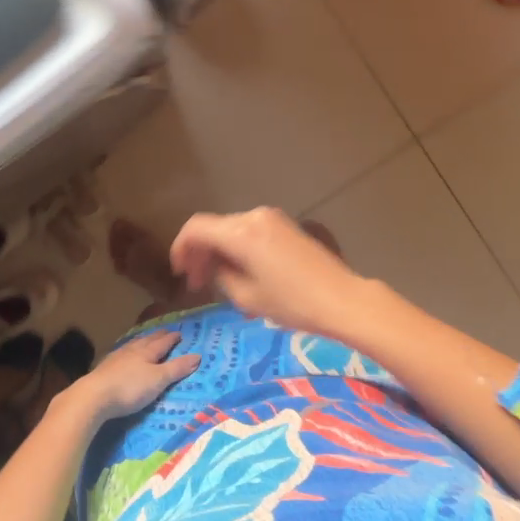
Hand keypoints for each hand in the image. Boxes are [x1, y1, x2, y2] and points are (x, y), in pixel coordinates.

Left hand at [65, 330, 199, 422]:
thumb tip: (197, 356)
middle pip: (147, 340)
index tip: (179, 333)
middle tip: (165, 331)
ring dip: (141, 342)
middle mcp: (132, 350)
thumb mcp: (158, 380)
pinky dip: (127, 352)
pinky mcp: (104, 368)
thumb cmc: (130, 388)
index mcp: (147, 352)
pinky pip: (121, 354)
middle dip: (158, 336)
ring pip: (132, 345)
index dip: (172, 338)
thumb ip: (176, 369)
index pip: (163, 342)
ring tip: (145, 339)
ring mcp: (116, 358)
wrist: (94, 396)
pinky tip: (123, 356)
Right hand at [169, 207, 375, 340]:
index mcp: (241, 233)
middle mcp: (254, 217)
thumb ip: (221, 275)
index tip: (178, 271)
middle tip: (196, 283)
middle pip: (214, 227)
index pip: (196, 228)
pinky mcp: (285, 226)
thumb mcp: (247, 297)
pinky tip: (241, 272)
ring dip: (219, 250)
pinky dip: (238, 247)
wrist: (341, 298)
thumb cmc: (292, 303)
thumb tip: (213, 265)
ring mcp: (272, 218)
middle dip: (200, 252)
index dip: (181, 247)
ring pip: (231, 229)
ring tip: (219, 281)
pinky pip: (250, 231)